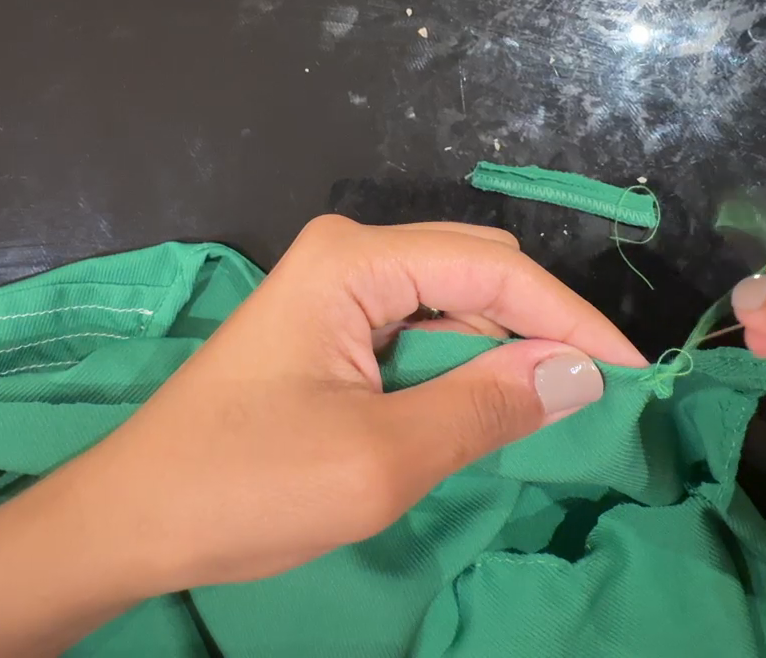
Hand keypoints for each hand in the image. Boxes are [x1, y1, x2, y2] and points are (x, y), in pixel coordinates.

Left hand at [0, 217, 643, 657]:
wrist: (133, 516)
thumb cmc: (247, 485)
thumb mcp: (382, 458)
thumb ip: (486, 406)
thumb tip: (578, 372)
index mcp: (355, 258)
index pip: (492, 270)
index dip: (568, 318)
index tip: (632, 374)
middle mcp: (348, 250)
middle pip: (475, 271)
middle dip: (539, 327)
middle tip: (594, 397)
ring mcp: (335, 282)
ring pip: (451, 298)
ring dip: (501, 346)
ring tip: (551, 406)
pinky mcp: (329, 318)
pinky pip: (419, 324)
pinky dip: (461, 360)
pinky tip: (484, 400)